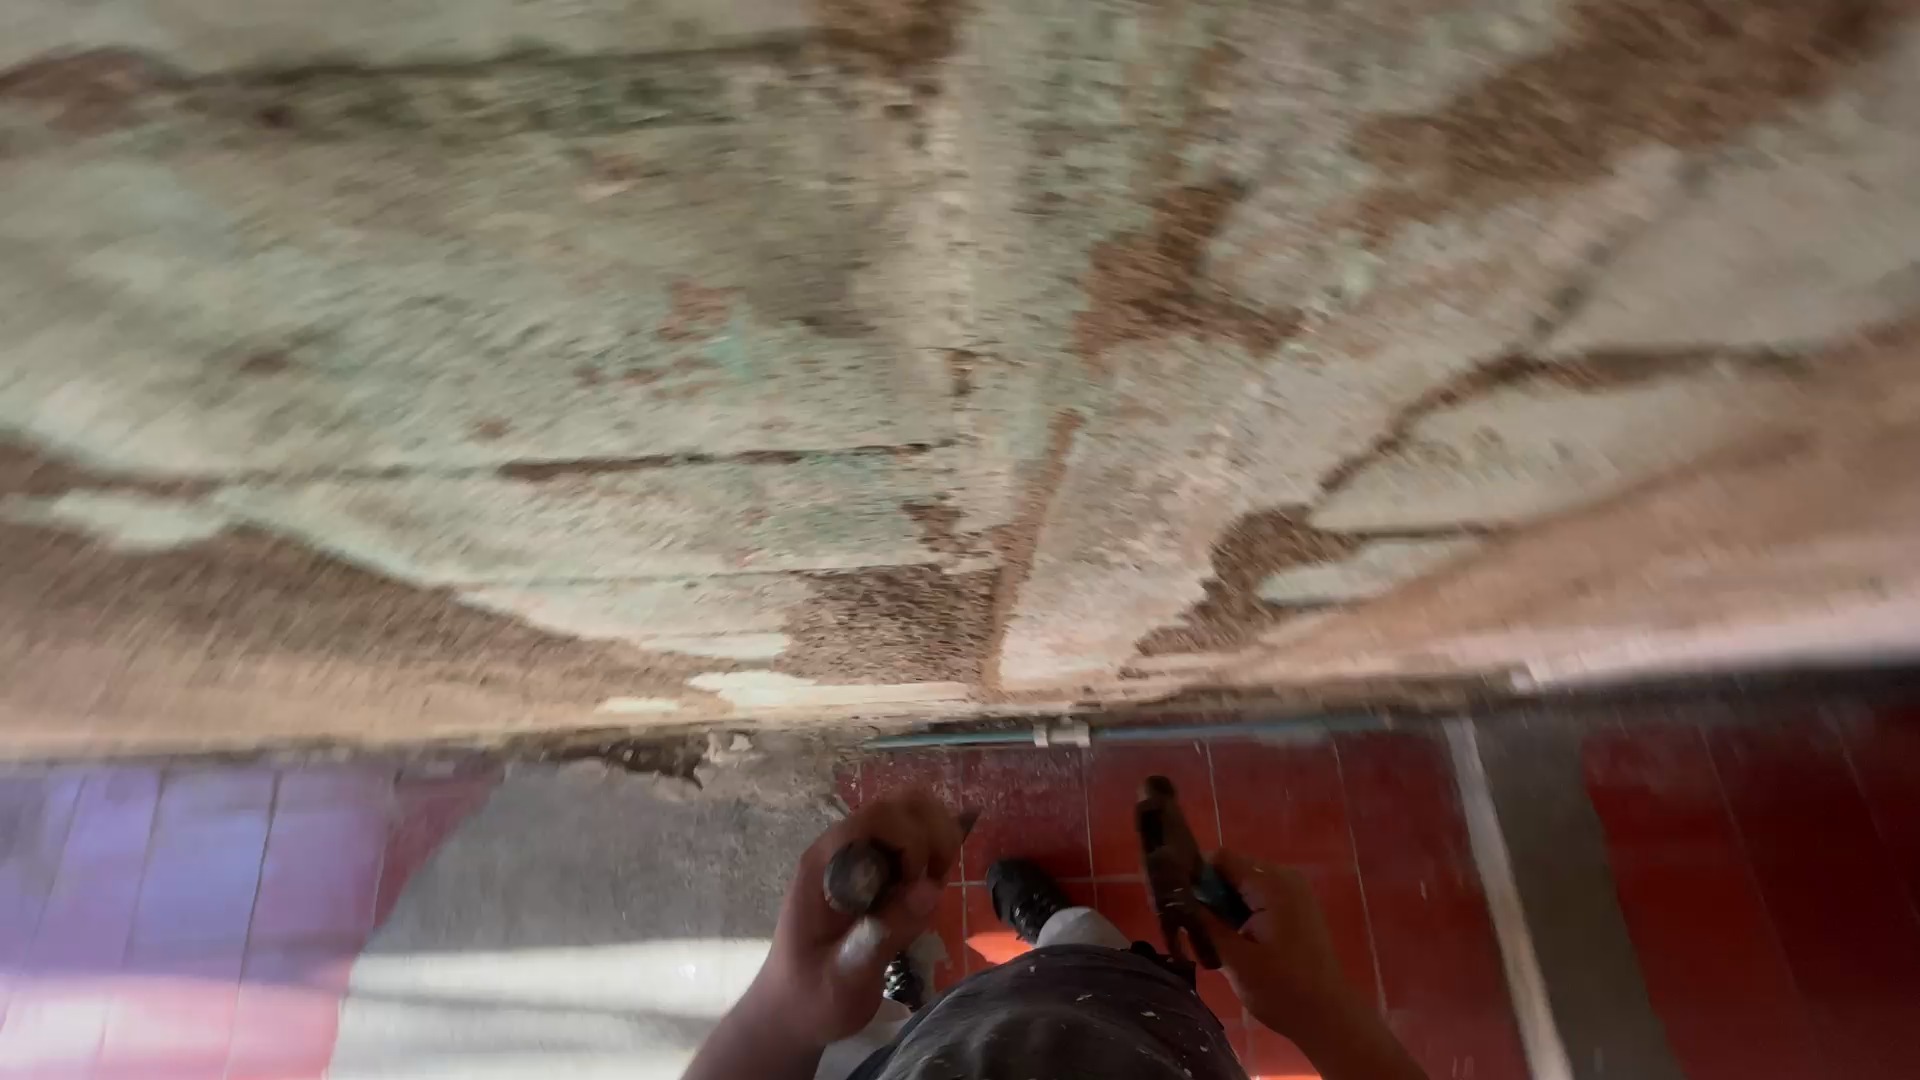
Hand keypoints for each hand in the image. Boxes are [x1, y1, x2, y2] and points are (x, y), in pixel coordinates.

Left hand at [741, 793, 963, 1046]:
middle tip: (937, 879)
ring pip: (910, 814)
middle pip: (898, 805)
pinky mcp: (875, 869)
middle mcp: (842, 848)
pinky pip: (913, 837)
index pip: (875, 817)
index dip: (908, 840)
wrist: (791, 1013)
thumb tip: (930, 890)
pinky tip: (929, 888)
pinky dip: (933, 852)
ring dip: (935, 839)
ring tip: (935, 883)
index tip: (917, 883)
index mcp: (825, 863)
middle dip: (930, 834)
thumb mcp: (842, 980)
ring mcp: (860, 855)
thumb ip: (882, 936)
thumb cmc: (810, 999)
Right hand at [1192, 851, 1364, 1042]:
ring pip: (1244, 884)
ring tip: (1222, 941)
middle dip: (1214, 896)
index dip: (1198, 877)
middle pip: (1233, 870)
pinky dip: (1246, 912)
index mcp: (1271, 883)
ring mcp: (1295, 890)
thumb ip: (1205, 922)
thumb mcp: (1235, 959)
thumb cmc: (1283, 991)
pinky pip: (1261, 895)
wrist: (1332, 1022)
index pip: (1220, 859)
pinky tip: (1243, 941)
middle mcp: (1285, 877)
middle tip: (1203, 930)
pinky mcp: (1299, 905)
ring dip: (1229, 907)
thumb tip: (1177, 896)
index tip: (1186, 906)